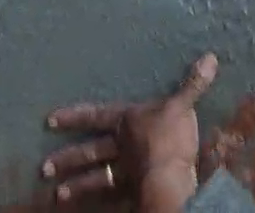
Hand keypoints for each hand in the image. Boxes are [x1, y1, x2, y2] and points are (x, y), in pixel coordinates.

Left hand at [44, 52, 217, 210]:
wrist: (169, 178)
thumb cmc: (170, 137)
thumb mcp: (183, 106)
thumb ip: (193, 84)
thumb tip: (210, 56)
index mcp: (127, 122)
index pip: (97, 116)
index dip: (75, 117)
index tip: (50, 120)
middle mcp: (120, 146)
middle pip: (90, 151)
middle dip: (68, 158)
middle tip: (44, 168)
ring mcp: (123, 171)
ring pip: (95, 177)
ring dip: (77, 185)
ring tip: (56, 194)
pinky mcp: (131, 191)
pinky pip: (112, 196)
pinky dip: (100, 201)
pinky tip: (86, 208)